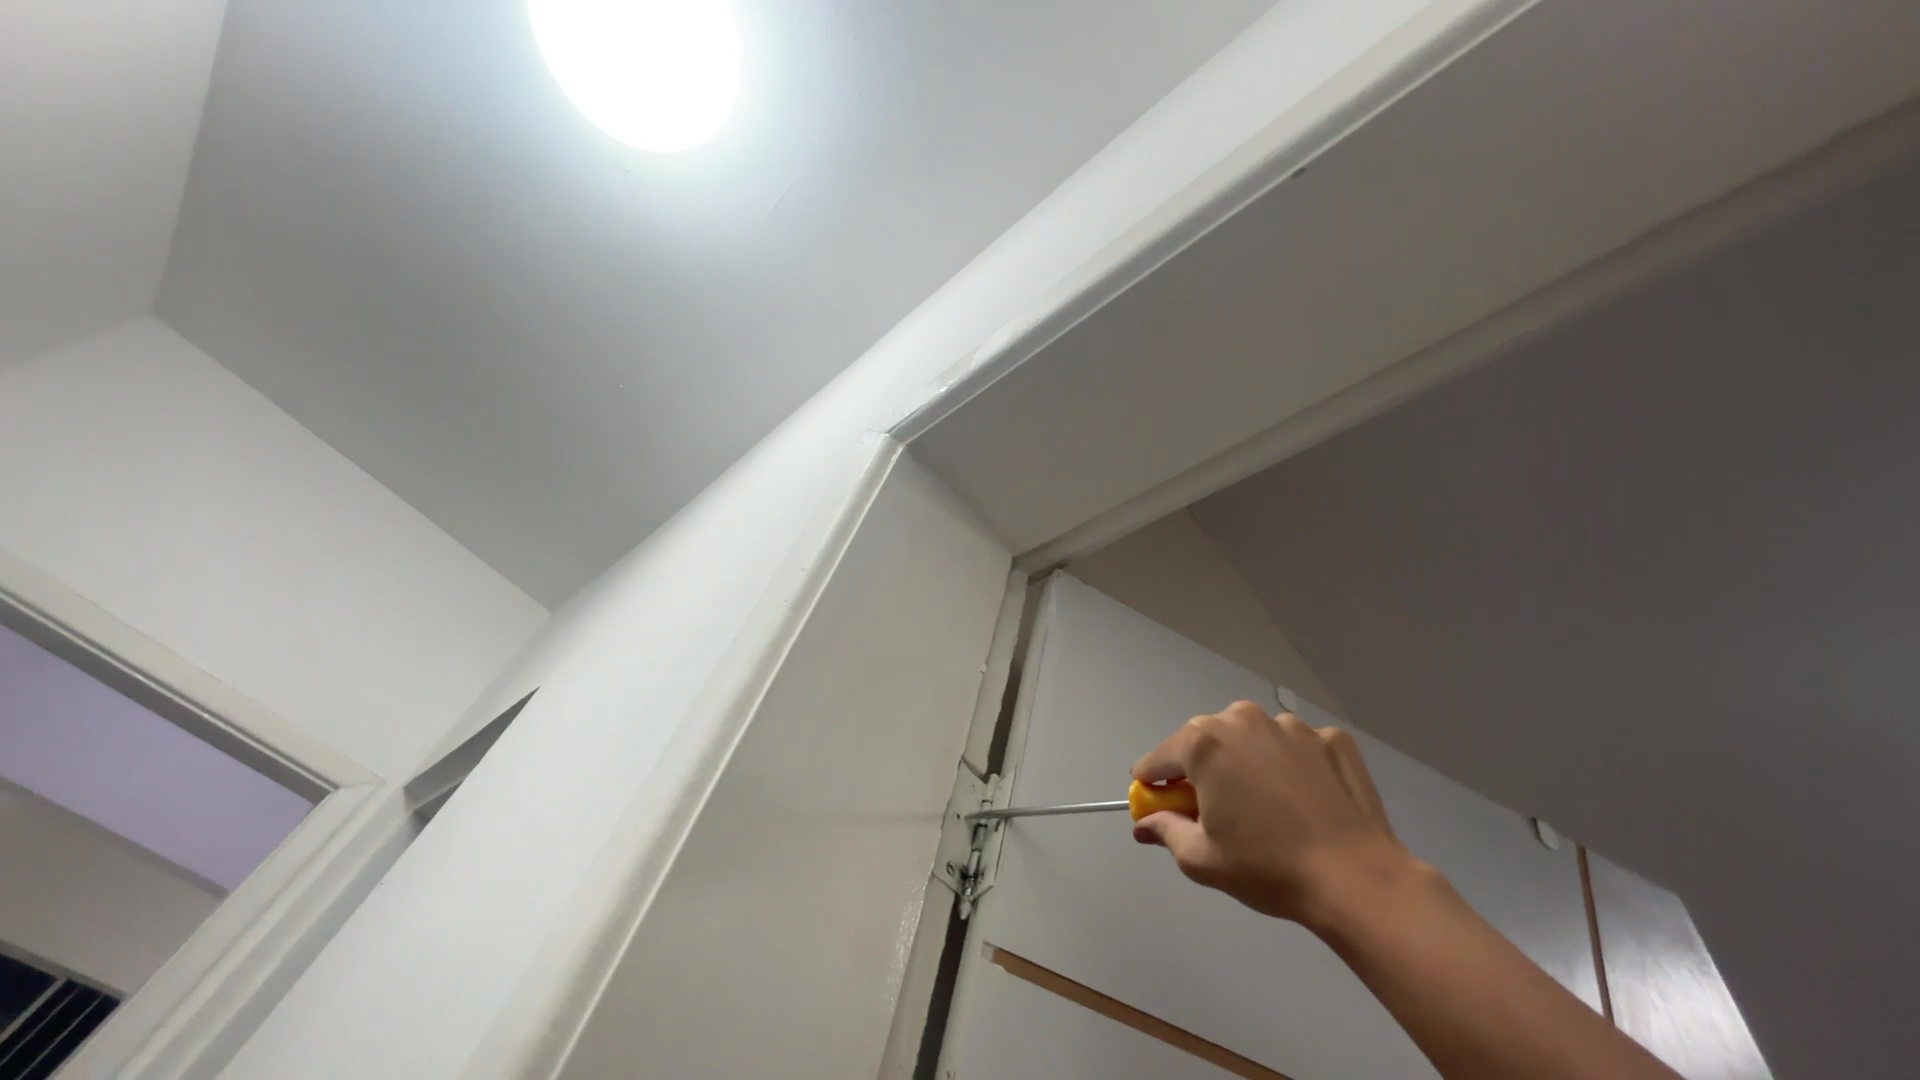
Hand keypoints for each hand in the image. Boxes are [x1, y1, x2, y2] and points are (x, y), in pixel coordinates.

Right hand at [1131, 701, 1421, 928]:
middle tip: (1214, 809)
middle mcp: (1245, 720)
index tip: (1155, 801)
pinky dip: (1294, 766)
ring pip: (1255, 740)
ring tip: (1267, 807)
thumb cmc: (1267, 867)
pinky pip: (1299, 748)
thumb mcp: (1201, 858)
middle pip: (1208, 740)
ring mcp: (1294, 726)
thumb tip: (1146, 822)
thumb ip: (1166, 830)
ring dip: (1249, 762)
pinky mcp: (1334, 740)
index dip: (1153, 780)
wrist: (1356, 878)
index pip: (1161, 756)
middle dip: (1202, 768)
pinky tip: (1305, 801)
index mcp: (1205, 743)